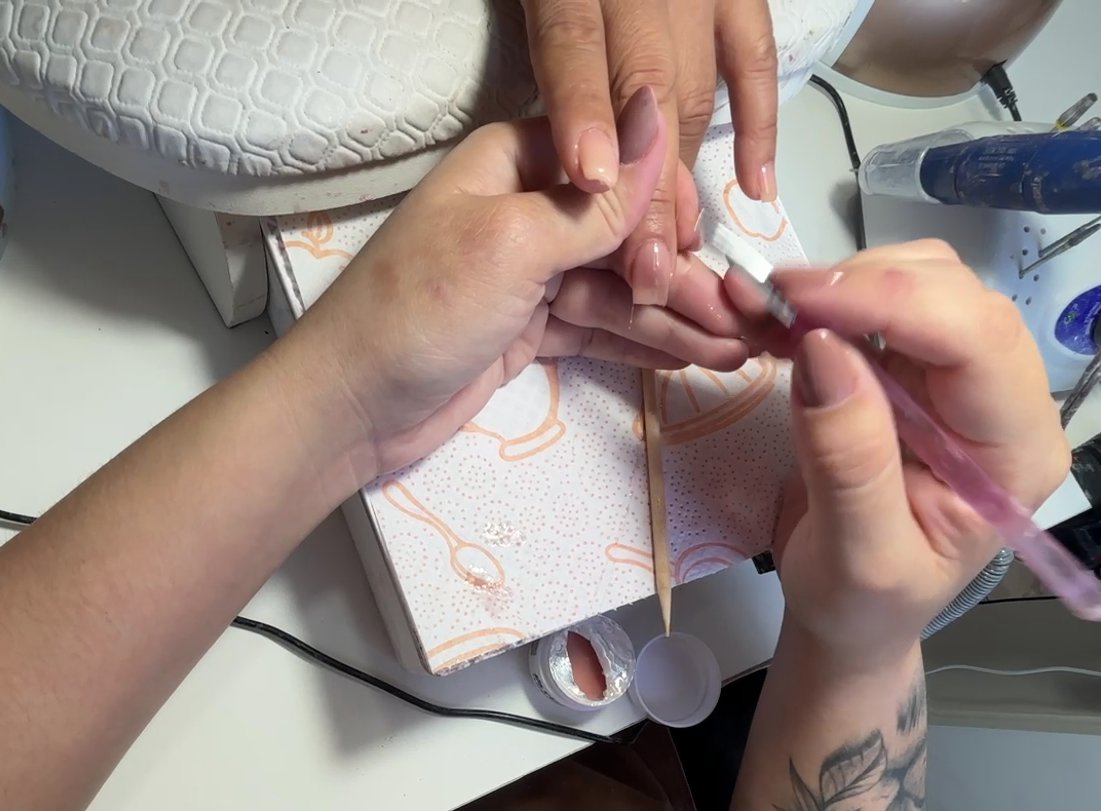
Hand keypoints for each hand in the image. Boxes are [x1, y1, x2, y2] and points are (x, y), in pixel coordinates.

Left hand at [294, 90, 754, 479]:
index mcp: (516, 164)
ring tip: (736, 349)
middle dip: (684, 281)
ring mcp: (527, 277)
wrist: (353, 406)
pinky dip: (638, 343)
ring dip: (673, 320)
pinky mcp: (526, 331)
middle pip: (624, 238)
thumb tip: (656, 113)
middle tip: (747, 322)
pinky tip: (689, 355)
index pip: (616, 172)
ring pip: (616, 291)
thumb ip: (592, 200)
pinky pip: (595, 329)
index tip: (717, 262)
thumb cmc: (420, 311)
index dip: (671, 217)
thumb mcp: (511, 244)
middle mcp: (526, 213)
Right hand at [726, 242, 1070, 652]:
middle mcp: (998, 404)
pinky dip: (824, 305)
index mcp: (1013, 453)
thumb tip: (820, 351)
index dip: (891, 303)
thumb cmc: (861, 603)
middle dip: (861, 283)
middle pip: (954, 299)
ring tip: (766, 308)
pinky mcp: (908, 381)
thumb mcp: (857, 556)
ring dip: (840, 286)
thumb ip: (848, 462)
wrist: (850, 615)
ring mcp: (952, 387)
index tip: (798, 300)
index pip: (976, 342)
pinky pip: (875, 315)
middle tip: (769, 299)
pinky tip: (778, 319)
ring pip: (917, 290)